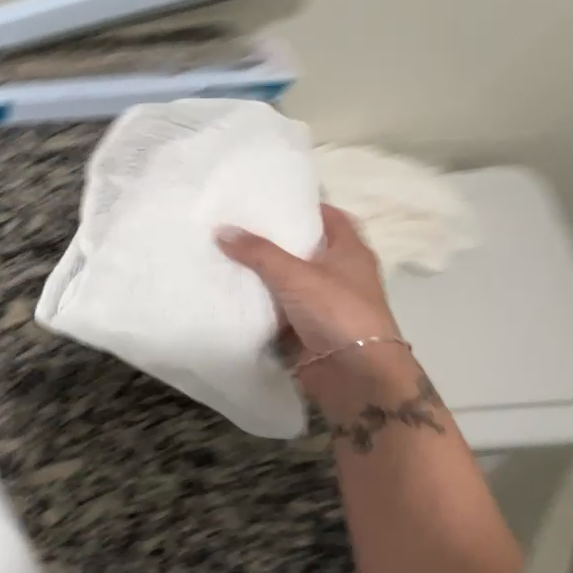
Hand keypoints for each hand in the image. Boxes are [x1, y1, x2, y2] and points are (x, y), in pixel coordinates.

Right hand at [217, 205, 406, 393]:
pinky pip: (272, 306)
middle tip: (233, 225)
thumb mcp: (297, 275)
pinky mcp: (302, 326)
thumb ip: (259, 252)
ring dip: (258, 271)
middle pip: (302, 248)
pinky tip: (226, 291)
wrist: (352, 372)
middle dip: (271, 238)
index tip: (270, 199)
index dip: (305, 207)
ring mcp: (319, 302)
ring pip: (283, 279)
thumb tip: (222, 229)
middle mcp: (337, 274)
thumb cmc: (338, 312)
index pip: (331, 218)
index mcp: (350, 253)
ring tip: (220, 253)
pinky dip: (253, 300)